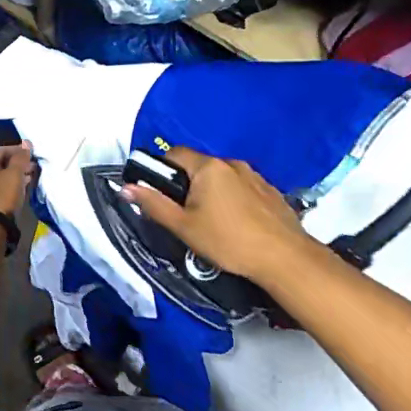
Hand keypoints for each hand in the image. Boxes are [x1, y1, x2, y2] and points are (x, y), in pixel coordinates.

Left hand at [0, 142, 35, 217]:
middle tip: (32, 165)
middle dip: (17, 162)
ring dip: (16, 174)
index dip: (16, 149)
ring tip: (30, 176)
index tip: (30, 152)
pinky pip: (1, 187)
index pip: (0, 150)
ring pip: (1, 176)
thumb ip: (21, 157)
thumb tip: (26, 142)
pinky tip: (22, 188)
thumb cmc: (3, 195)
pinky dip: (12, 184)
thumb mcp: (14, 174)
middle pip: (0, 163)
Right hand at [122, 147, 315, 283]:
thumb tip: (126, 187)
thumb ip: (154, 204)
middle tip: (184, 213)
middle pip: (199, 165)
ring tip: (211, 221)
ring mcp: (255, 175)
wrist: (284, 257)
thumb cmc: (227, 240)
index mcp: (208, 167)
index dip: (162, 169)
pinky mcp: (270, 190)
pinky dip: (232, 198)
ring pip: (221, 177)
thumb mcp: (184, 226)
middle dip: (187, 183)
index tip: (160, 193)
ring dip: (211, 191)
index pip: (175, 153)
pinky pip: (241, 187)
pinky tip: (236, 223)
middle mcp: (231, 163)